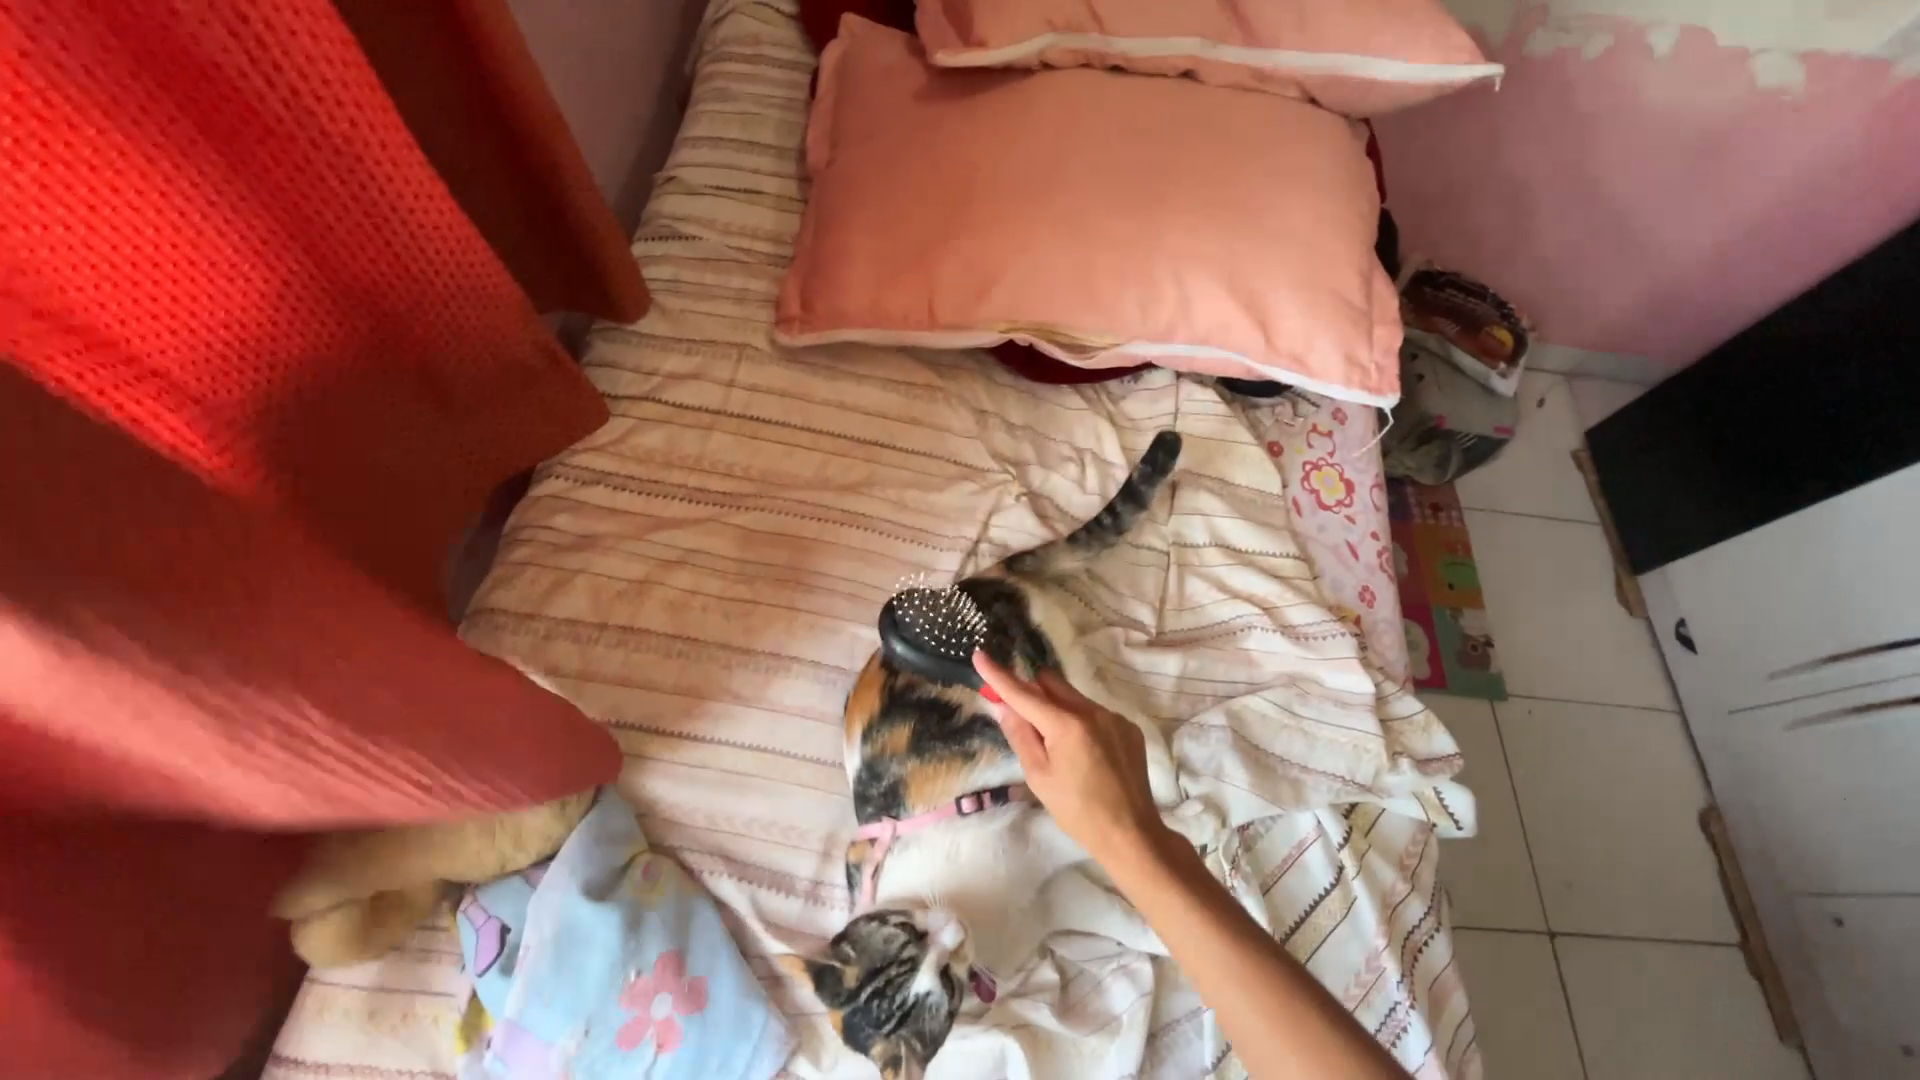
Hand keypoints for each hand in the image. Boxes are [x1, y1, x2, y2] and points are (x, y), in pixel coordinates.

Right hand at [973, 651, 1168, 865]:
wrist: (1131, 833)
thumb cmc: (1077, 811)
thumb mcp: (1039, 776)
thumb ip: (1020, 735)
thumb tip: (1004, 705)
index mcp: (1066, 725)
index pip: (1023, 693)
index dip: (998, 674)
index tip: (980, 654)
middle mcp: (1092, 711)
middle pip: (1051, 682)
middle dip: (1030, 690)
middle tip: (1018, 712)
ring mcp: (1114, 717)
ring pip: (1074, 697)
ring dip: (1057, 708)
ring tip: (1056, 745)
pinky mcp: (1129, 728)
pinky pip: (1095, 713)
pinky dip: (1080, 722)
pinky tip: (1084, 754)